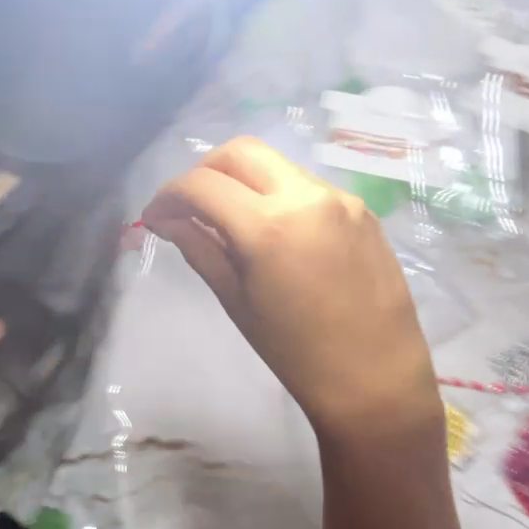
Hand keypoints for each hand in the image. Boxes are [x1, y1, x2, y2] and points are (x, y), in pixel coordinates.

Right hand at [140, 138, 439, 438]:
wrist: (375, 375)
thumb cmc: (295, 351)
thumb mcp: (236, 300)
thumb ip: (200, 248)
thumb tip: (166, 221)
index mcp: (268, 227)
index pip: (201, 184)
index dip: (167, 195)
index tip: (153, 217)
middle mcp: (306, 196)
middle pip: (240, 152)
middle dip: (203, 171)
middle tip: (187, 207)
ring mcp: (339, 197)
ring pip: (275, 164)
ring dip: (240, 180)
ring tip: (226, 222)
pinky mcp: (360, 208)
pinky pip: (303, 184)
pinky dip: (273, 194)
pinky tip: (268, 233)